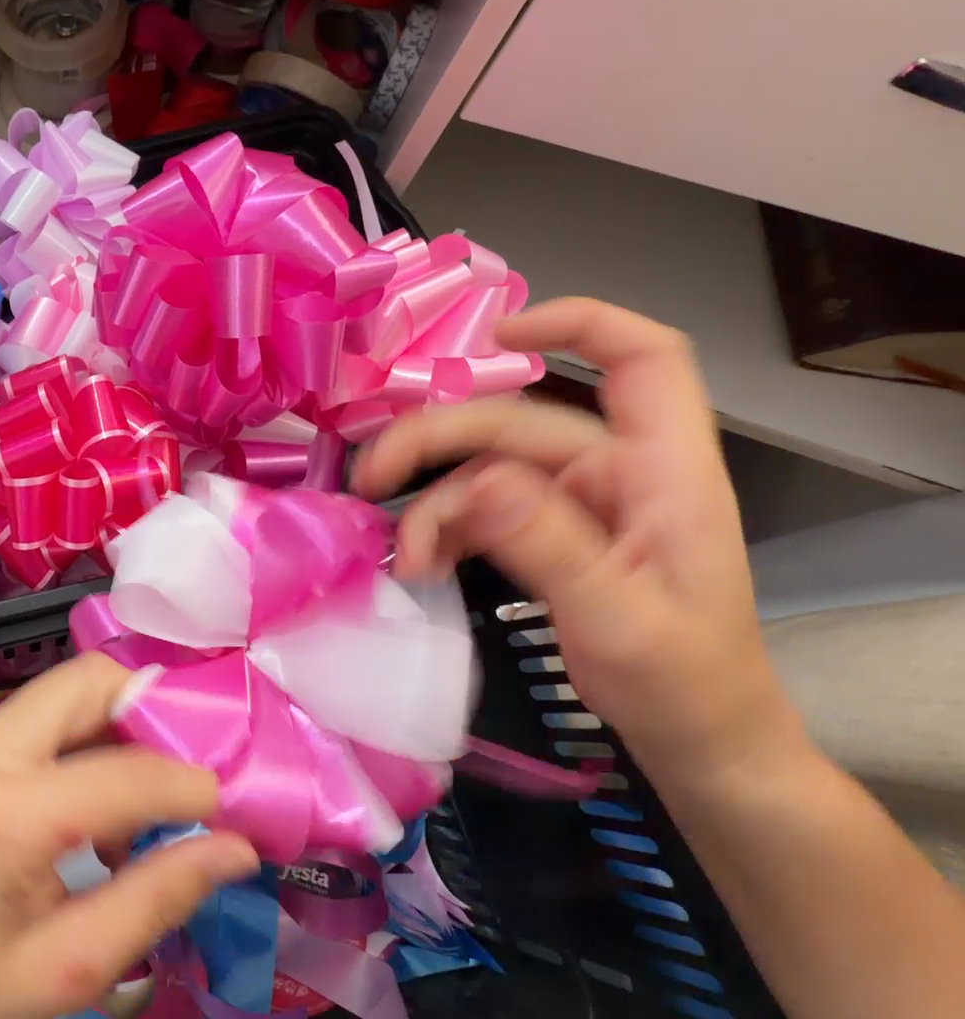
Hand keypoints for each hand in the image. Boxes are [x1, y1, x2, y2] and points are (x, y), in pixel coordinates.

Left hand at [0, 653, 259, 1018]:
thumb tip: (235, 847)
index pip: (130, 770)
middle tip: (195, 776)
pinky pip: (39, 718)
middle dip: (156, 716)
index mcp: (6, 812)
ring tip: (147, 806)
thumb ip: (155, 899)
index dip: (197, 784)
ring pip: (66, 693)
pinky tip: (93, 811)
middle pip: (91, 683)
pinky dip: (84, 742)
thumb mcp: (65, 970)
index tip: (239, 808)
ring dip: (120, 728)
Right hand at [351, 298, 802, 783]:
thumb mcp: (618, 620)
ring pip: (483, 468)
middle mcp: (617, 472)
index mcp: (663, 473)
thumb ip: (550, 546)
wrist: (695, 740)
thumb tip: (477, 481)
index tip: (494, 334)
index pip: (643, 361)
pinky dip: (441, 529)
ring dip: (431, 503)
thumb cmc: (682, 682)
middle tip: (371, 480)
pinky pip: (478, 509)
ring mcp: (577, 502)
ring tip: (402, 554)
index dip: (577, 325)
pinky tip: (420, 565)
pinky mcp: (546, 533)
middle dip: (438, 442)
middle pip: (517, 421)